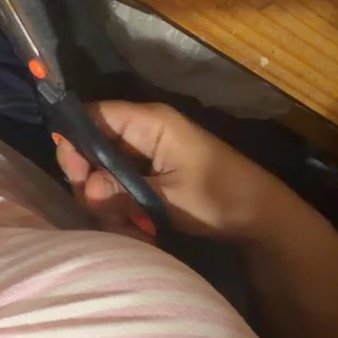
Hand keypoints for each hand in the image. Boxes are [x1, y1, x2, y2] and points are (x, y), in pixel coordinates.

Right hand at [53, 101, 294, 241]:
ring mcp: (146, 149)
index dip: (74, 141)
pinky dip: (116, 199)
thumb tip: (86, 190)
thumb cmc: (221, 198)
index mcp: (150, 122)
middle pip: (92, 141)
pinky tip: (127, 222)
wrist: (262, 216)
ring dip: (102, 193)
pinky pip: (118, 177)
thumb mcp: (170, 199)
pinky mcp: (150, 168)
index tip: (75, 175)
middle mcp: (144, 128)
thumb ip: (123, 192)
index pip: (94, 115)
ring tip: (118, 221)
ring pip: (102, 164)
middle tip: (95, 206)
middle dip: (87, 174)